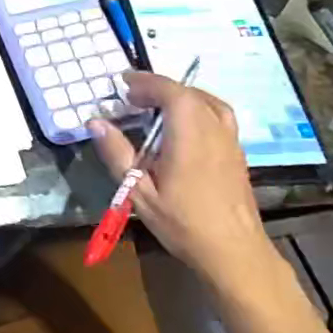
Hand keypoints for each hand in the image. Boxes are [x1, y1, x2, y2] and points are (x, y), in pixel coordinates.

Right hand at [88, 71, 280, 283]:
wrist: (233, 250)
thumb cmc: (183, 222)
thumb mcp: (139, 191)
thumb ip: (117, 153)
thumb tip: (95, 123)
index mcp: (189, 133)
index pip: (169, 91)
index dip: (146, 82)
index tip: (123, 83)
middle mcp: (213, 127)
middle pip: (188, 92)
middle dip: (159, 88)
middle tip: (132, 98)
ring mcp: (230, 138)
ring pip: (206, 101)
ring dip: (180, 96)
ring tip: (157, 106)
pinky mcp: (237, 151)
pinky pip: (217, 115)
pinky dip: (197, 108)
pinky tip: (184, 126)